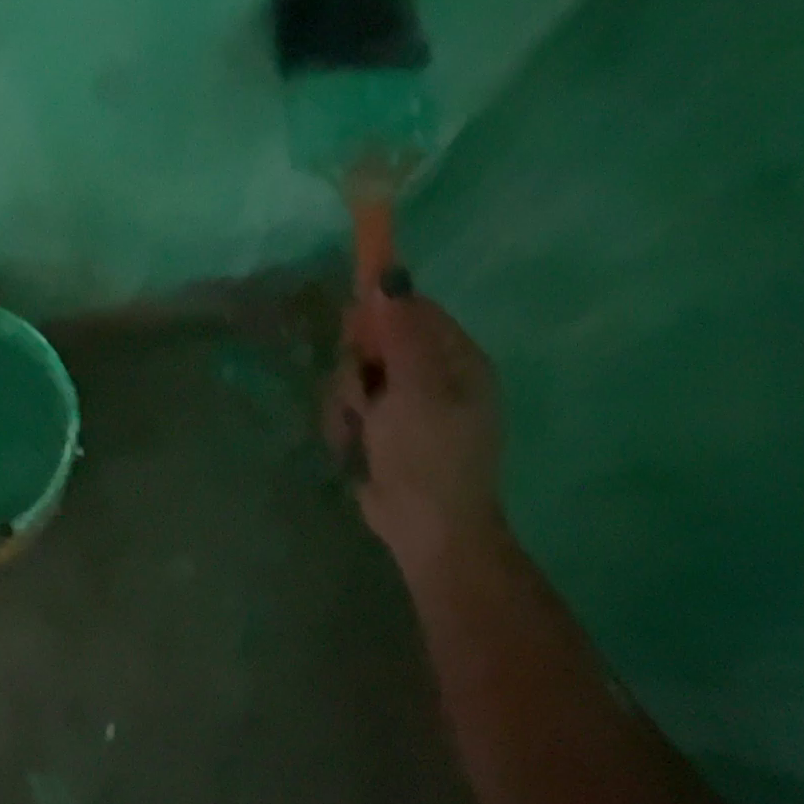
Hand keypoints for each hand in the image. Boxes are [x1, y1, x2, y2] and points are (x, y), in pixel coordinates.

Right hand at [326, 272, 504, 575]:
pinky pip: (353, 405)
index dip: (380, 316)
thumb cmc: (428, 453)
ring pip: (358, 375)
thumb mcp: (414, 386)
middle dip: (359, 366)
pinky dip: (346, 423)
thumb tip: (389, 276)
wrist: (427, 528)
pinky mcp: (385, 431)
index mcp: (457, 359)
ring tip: (359, 429)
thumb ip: (399, 331)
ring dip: (348, 399)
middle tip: (364, 394)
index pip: (413, 311)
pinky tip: (352, 444)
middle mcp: (435, 375)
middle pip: (378, 341)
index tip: (357, 338)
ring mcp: (409, 405)